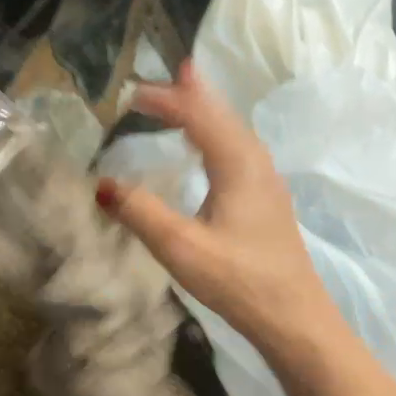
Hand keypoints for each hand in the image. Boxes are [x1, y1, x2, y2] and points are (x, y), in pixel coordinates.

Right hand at [96, 60, 340, 352]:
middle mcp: (256, 167)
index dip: (169, 102)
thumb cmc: (237, 280)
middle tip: (164, 76)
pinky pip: (236, 151)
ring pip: (233, 133)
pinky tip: (205, 144)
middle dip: (192, 95)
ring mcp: (264, 185)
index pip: (201, 119)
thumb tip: (102, 184)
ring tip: (185, 95)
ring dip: (206, 112)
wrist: (293, 318)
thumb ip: (141, 212)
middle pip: (223, 118)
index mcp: (238, 169)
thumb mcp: (180, 247)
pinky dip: (215, 133)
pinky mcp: (264, 203)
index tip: (132, 92)